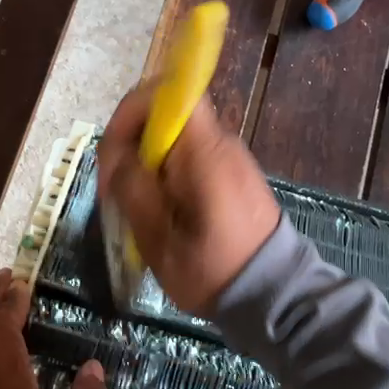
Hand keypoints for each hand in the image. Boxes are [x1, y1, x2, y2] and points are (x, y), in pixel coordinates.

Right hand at [98, 88, 280, 315]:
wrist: (274, 296)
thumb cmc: (214, 270)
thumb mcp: (159, 239)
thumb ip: (133, 189)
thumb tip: (116, 155)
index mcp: (205, 151)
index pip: (168, 93)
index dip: (132, 110)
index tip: (114, 153)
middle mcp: (221, 144)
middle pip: (166, 118)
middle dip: (132, 146)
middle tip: (115, 192)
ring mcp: (230, 159)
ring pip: (175, 141)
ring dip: (147, 166)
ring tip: (136, 210)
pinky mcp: (233, 176)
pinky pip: (191, 160)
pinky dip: (168, 177)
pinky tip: (162, 216)